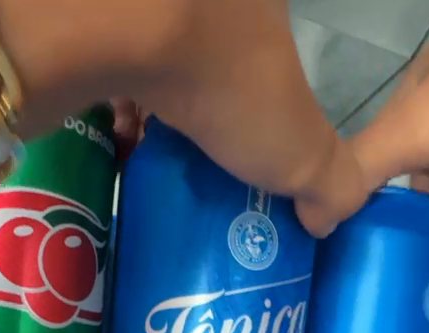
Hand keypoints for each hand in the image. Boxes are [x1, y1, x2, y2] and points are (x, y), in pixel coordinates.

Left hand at [0, 0, 368, 234]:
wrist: (128, 32)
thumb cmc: (230, 83)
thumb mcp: (304, 150)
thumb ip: (331, 184)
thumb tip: (326, 216)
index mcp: (262, 11)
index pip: (276, 62)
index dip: (270, 116)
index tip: (256, 161)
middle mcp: (205, 2)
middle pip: (216, 66)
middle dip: (212, 122)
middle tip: (208, 173)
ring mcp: (149, 10)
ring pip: (158, 63)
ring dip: (159, 117)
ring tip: (162, 170)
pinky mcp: (97, 24)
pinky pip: (109, 67)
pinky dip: (118, 109)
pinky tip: (122, 150)